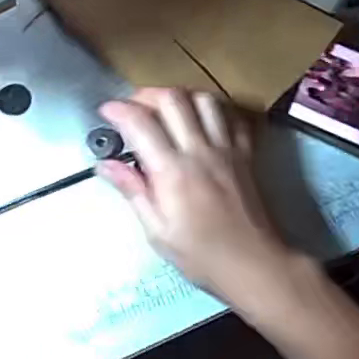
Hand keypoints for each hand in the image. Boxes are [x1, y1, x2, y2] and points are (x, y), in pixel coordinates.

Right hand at [97, 88, 300, 302]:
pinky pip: (232, 117)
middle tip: (133, 109)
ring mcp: (226, 148)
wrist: (253, 264)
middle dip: (146, 95)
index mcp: (173, 171)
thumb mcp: (157, 232)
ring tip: (166, 112)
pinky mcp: (246, 153)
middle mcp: (200, 150)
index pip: (141, 123)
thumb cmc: (201, 255)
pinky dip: (213, 110)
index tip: (106, 112)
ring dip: (180, 97)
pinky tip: (202, 122)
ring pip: (204, 99)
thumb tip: (105, 164)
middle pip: (173, 99)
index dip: (118, 110)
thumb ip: (133, 191)